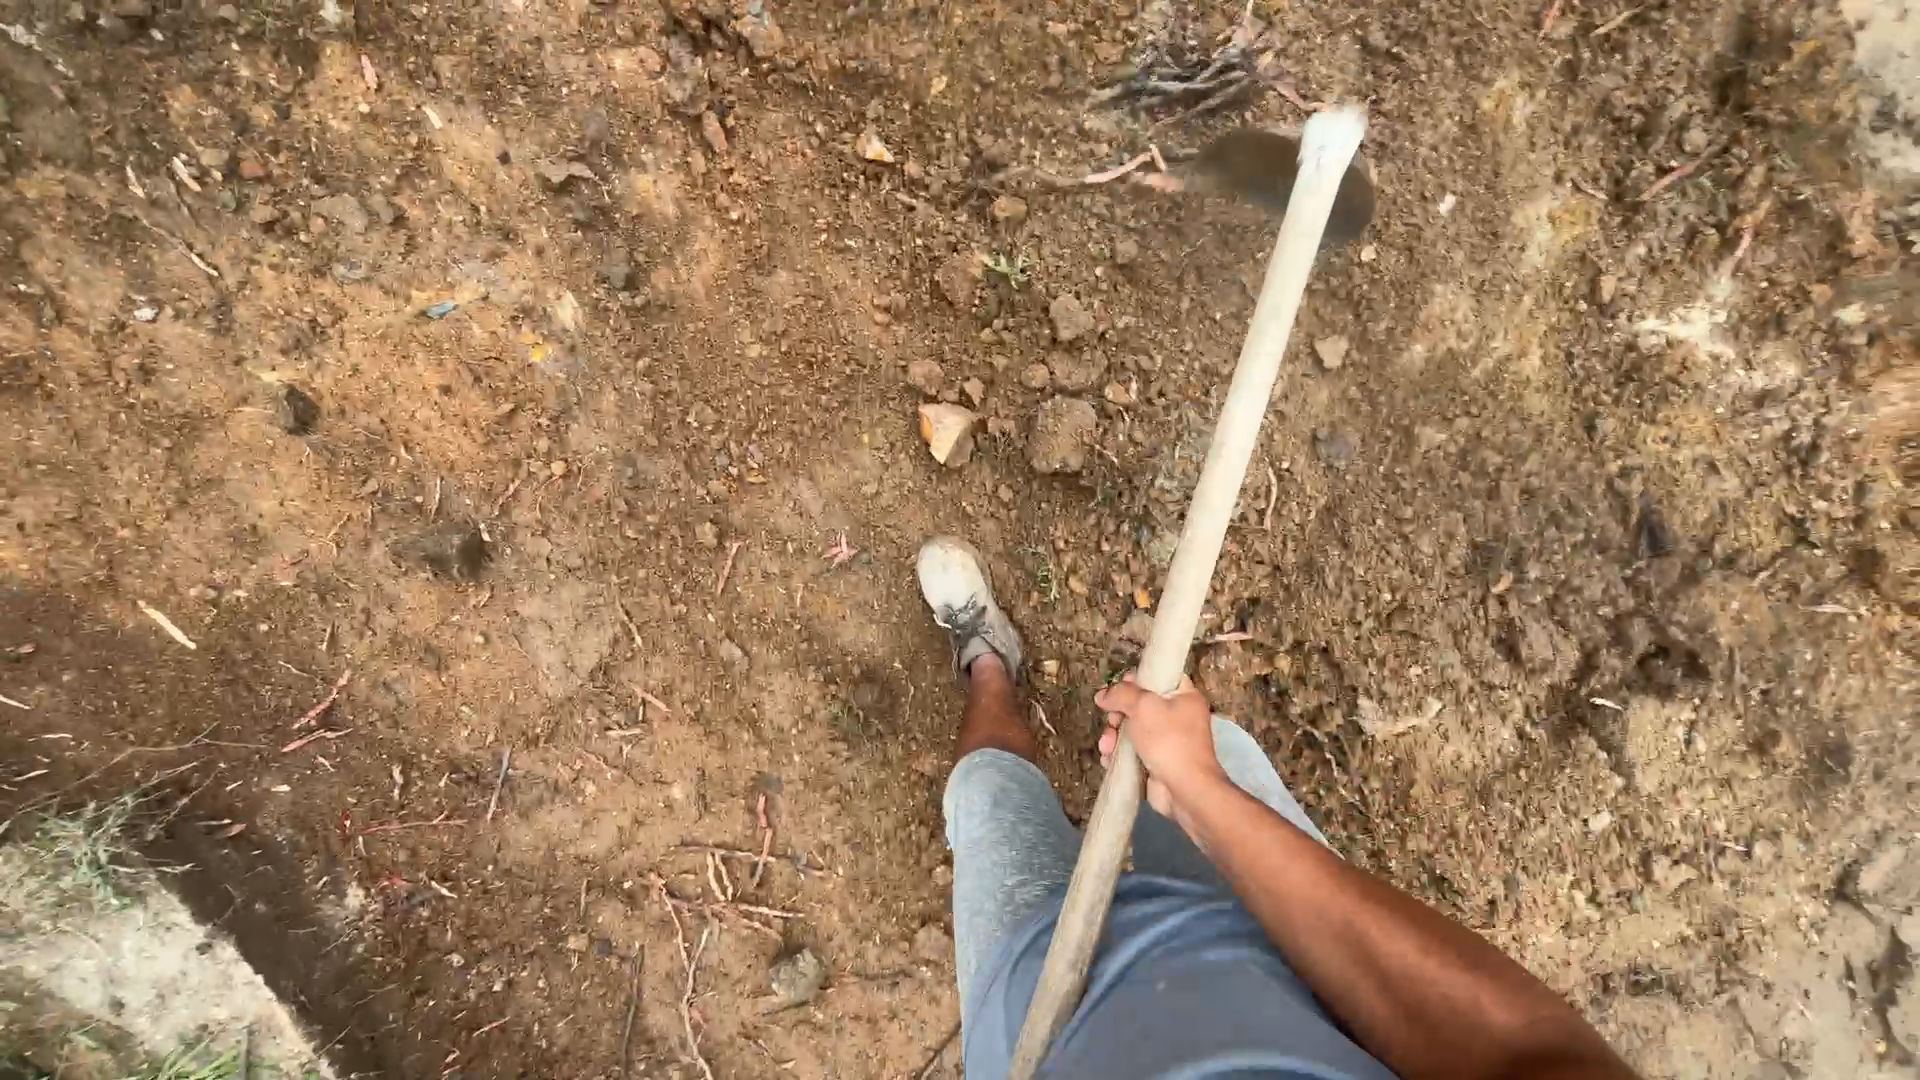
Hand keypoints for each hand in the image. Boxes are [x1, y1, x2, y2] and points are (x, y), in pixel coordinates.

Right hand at [1095, 672, 1228, 833]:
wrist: (1185, 789)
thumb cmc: (1169, 740)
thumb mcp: (1143, 706)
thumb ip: (1121, 694)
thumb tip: (1102, 695)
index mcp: (1183, 696)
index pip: (1159, 676)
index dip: (1137, 679)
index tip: (1120, 687)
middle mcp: (1177, 716)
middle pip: (1139, 704)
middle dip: (1118, 713)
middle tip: (1113, 720)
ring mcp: (1166, 740)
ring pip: (1131, 729)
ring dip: (1113, 736)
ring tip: (1107, 746)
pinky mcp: (1155, 761)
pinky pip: (1131, 751)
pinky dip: (1118, 754)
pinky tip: (1109, 759)